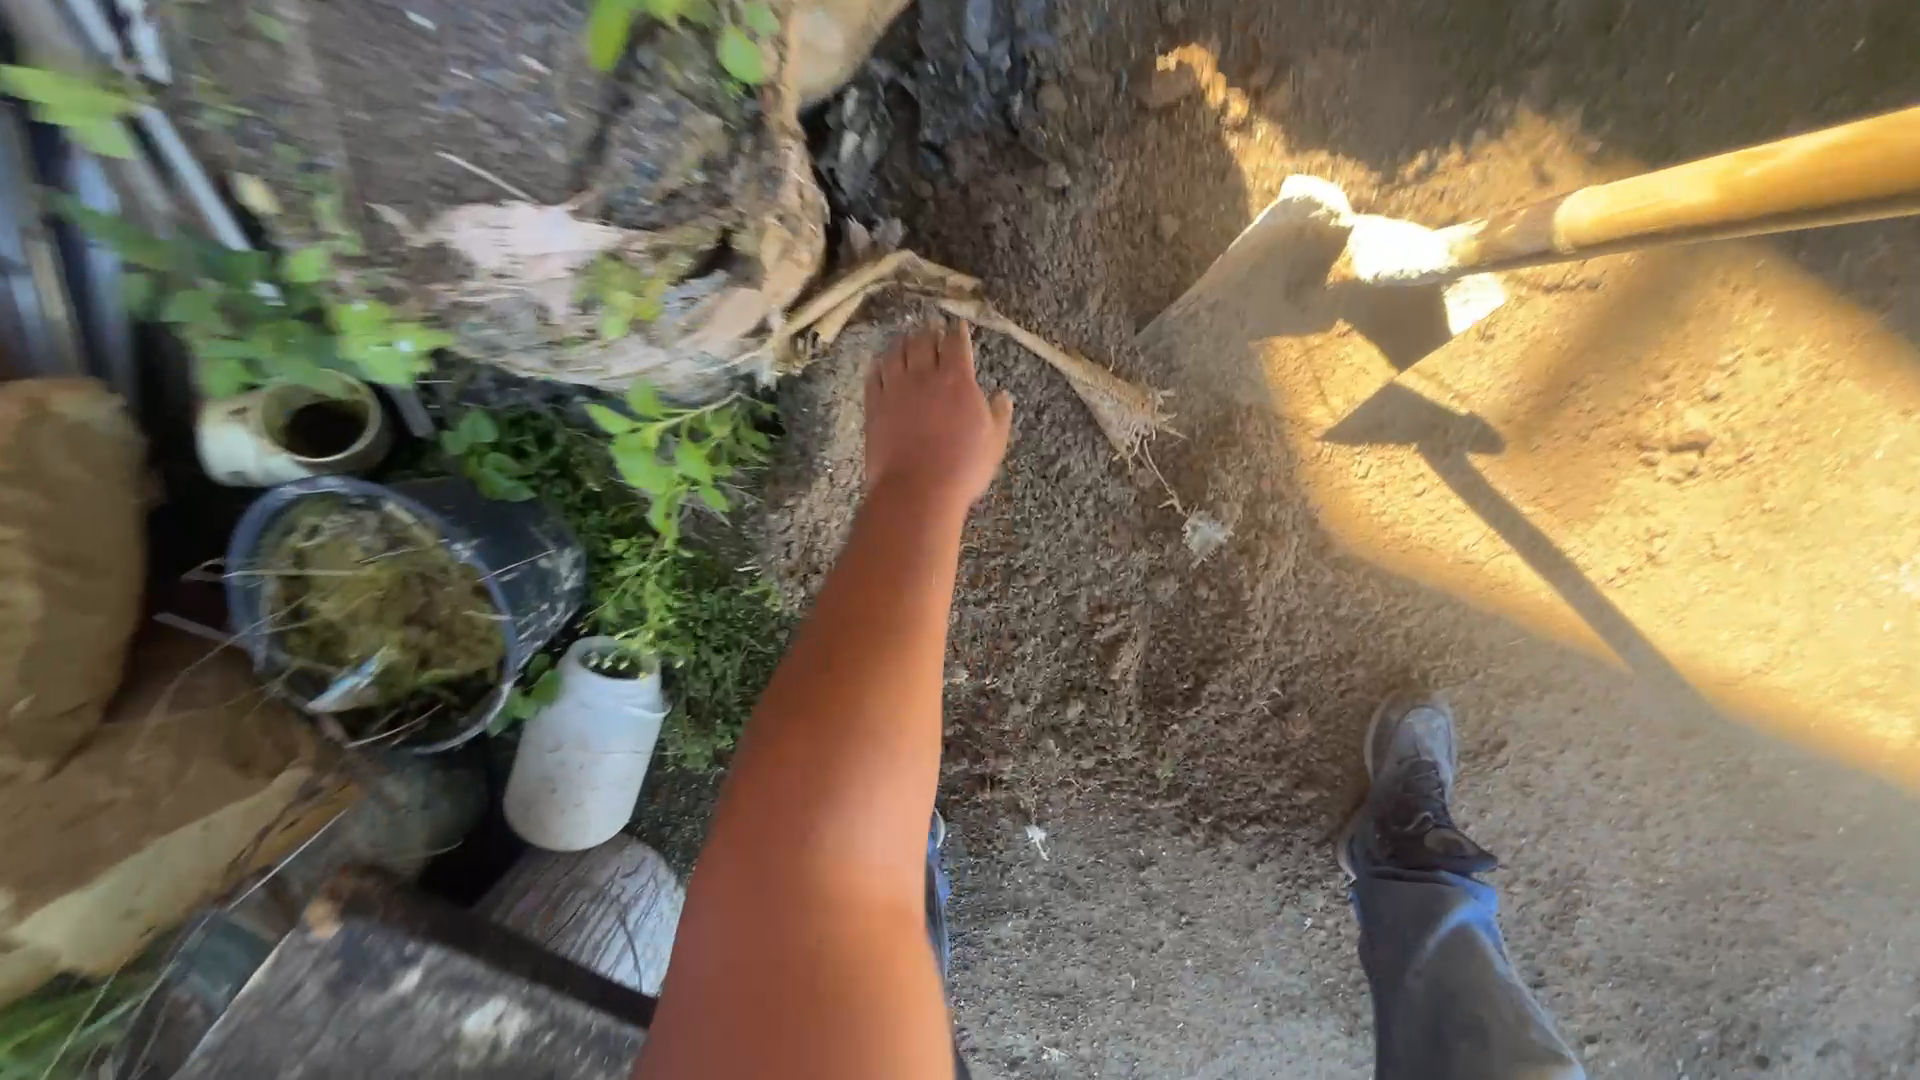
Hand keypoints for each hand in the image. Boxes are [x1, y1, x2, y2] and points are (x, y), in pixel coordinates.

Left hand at [864, 317, 1013, 512]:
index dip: (957, 332)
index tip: (957, 326)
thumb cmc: (962, 467)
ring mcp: (895, 389)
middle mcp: (923, 376)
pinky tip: (879, 363)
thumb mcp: (994, 442)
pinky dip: (878, 365)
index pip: (956, 344)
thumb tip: (1002, 396)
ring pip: (895, 353)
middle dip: (929, 331)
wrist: (916, 489)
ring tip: (905, 338)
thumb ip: (999, 415)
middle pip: (923, 342)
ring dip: (902, 342)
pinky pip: (873, 376)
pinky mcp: (874, 406)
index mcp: (957, 380)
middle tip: (931, 327)